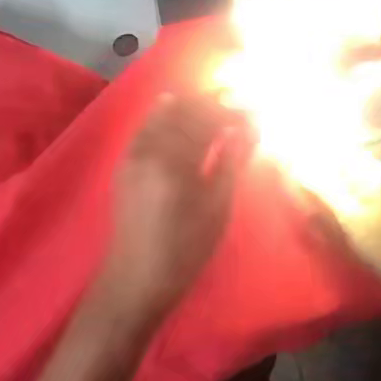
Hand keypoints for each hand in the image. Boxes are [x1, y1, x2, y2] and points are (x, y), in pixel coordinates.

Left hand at [98, 94, 250, 318]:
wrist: (135, 280)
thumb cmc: (184, 250)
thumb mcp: (216, 207)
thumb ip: (232, 161)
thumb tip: (251, 126)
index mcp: (173, 159)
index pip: (206, 119)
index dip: (233, 110)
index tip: (256, 107)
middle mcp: (148, 148)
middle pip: (183, 111)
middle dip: (212, 102)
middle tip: (239, 99)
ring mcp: (132, 155)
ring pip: (162, 116)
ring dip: (190, 105)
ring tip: (215, 103)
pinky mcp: (124, 166)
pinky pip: (146, 128)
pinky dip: (164, 116)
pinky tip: (174, 109)